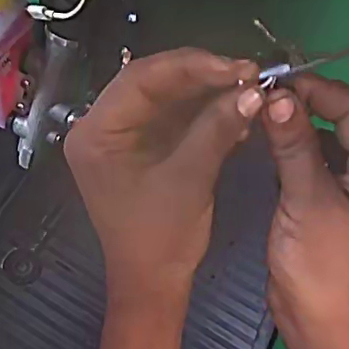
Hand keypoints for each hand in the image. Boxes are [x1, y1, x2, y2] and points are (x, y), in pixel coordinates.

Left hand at [66, 48, 263, 295]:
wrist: (153, 282)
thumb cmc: (161, 237)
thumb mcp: (190, 178)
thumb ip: (218, 128)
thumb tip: (253, 90)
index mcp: (96, 133)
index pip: (140, 79)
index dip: (191, 66)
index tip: (236, 66)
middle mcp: (102, 127)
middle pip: (152, 82)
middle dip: (201, 76)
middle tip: (247, 73)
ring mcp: (123, 137)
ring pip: (166, 97)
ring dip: (206, 92)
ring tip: (247, 87)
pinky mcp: (143, 147)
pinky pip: (172, 117)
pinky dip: (203, 112)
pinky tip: (234, 110)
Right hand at [259, 74, 348, 348]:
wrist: (316, 322)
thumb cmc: (320, 263)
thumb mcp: (306, 199)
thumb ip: (294, 145)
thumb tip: (278, 97)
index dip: (321, 91)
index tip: (279, 83)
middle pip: (348, 121)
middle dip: (313, 104)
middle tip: (271, 94)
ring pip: (331, 141)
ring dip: (302, 126)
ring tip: (267, 113)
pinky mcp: (330, 204)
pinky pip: (317, 163)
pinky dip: (296, 150)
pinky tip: (271, 145)